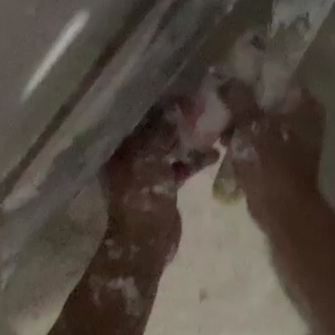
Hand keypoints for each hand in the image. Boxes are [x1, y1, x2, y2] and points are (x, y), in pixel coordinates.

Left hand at [99, 110, 213, 267]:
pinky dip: (195, 160)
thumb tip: (176, 106)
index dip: (158, 106)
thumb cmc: (142, 200)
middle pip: (156, 131)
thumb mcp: (150, 161)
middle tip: (202, 105)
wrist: (147, 244)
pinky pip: (181, 166)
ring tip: (212, 125)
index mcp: (120, 150)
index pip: (138, 119)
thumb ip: (162, 133)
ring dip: (189, 140)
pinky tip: (215, 153)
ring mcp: (148, 171)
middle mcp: (131, 157)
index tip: (181, 91)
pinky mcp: (164, 185)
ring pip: (170, 148)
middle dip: (177, 121)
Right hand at [220, 80, 325, 224]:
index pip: (277, 79)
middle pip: (267, 101)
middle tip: (215, 97)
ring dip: (238, 121)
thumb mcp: (251, 129)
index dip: (251, 77)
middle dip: (241, 101)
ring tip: (213, 118)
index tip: (227, 77)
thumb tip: (227, 78)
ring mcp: (292, 139)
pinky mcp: (279, 157)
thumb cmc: (271, 167)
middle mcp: (303, 119)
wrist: (281, 211)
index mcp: (305, 106)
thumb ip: (239, 102)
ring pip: (260, 121)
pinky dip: (242, 139)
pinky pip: (257, 140)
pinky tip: (219, 138)